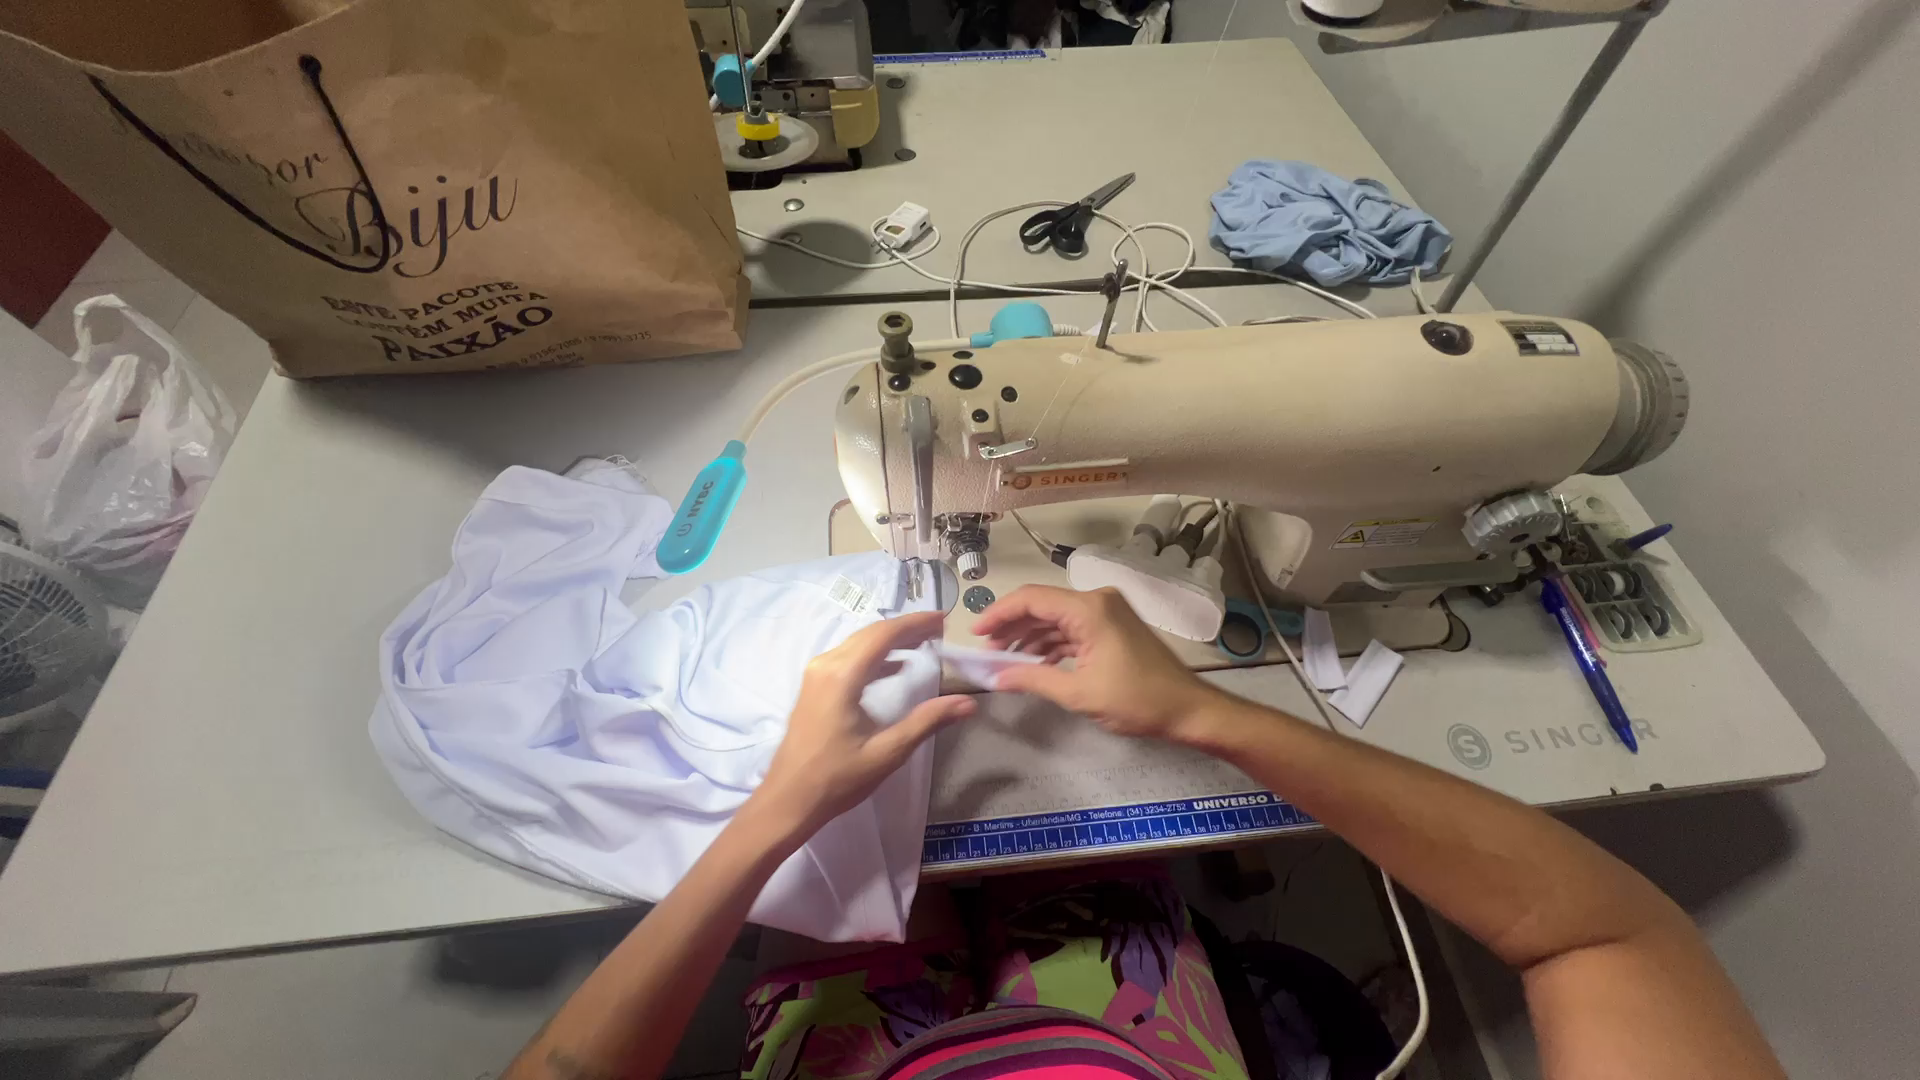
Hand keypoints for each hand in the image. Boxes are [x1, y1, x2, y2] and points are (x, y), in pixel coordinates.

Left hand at [756, 611, 976, 831]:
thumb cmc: (837, 778)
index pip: (884, 635)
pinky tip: (897, 666)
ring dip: (891, 640)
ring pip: (859, 644)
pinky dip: (875, 656)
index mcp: (842, 676)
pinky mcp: (815, 686)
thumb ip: (927, 721)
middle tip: (940, 629)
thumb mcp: (887, 752)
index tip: (944, 618)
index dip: (915, 623)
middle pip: (871, 634)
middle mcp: (826, 665)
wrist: (788, 801)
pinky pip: (849, 658)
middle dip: (906, 628)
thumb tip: (968, 703)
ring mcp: (816, 674)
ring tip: (925, 642)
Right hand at [973, 585, 1220, 742]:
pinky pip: (1071, 627)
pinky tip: (1033, 662)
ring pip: (1055, 616)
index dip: (999, 613)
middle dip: (1011, 626)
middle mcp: (1096, 600)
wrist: (1188, 709)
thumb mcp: (1079, 693)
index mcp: (1089, 609)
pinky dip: (1051, 642)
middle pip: (1041, 605)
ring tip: (1004, 659)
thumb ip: (1033, 680)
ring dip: (1029, 636)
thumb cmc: (1136, 701)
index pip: (1031, 599)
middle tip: (986, 650)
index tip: (976, 632)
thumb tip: (995, 678)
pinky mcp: (1112, 625)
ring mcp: (1106, 611)